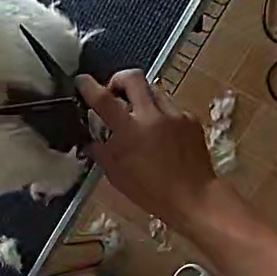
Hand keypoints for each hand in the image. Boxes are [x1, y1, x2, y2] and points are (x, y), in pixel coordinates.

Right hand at [79, 70, 233, 230]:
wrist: (194, 197)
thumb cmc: (152, 193)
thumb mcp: (118, 177)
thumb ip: (102, 154)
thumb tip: (92, 143)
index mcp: (130, 131)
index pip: (103, 99)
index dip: (88, 86)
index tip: (81, 81)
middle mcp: (152, 115)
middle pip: (132, 77)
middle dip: (118, 80)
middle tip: (114, 94)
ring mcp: (175, 114)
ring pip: (154, 90)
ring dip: (141, 99)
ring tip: (140, 119)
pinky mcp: (191, 119)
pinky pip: (171, 108)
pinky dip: (162, 116)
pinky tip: (162, 136)